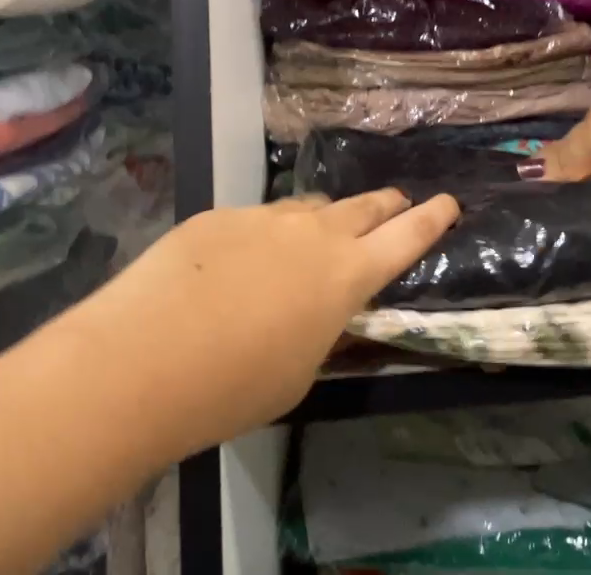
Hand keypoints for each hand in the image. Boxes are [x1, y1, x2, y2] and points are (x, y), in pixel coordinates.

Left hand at [67, 189, 458, 453]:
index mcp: (347, 276)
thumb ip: (322, 331)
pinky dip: (262, 237)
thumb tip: (320, 311)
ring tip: (312, 242)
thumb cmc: (234, 386)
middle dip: (387, 204)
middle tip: (395, 206)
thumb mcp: (299, 373)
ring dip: (322, 221)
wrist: (141, 359)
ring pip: (309, 207)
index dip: (433, 218)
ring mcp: (264, 218)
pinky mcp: (219, 216)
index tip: (449, 203)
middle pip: (365, 205)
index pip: (407, 236)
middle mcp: (314, 234)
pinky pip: (256, 220)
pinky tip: (235, 268)